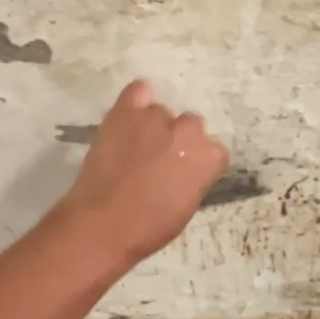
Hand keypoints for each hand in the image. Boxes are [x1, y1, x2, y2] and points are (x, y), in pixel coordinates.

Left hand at [56, 80, 228, 266]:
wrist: (104, 224)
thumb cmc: (149, 227)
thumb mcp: (187, 206)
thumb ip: (194, 178)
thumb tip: (185, 167)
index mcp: (208, 159)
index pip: (214, 150)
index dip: (197, 161)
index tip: (183, 172)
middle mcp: (188, 131)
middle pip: (190, 126)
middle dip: (178, 141)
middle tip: (158, 161)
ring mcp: (156, 118)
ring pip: (161, 113)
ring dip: (153, 126)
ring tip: (134, 147)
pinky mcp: (126, 111)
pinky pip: (138, 91)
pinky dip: (137, 100)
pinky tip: (130, 114)